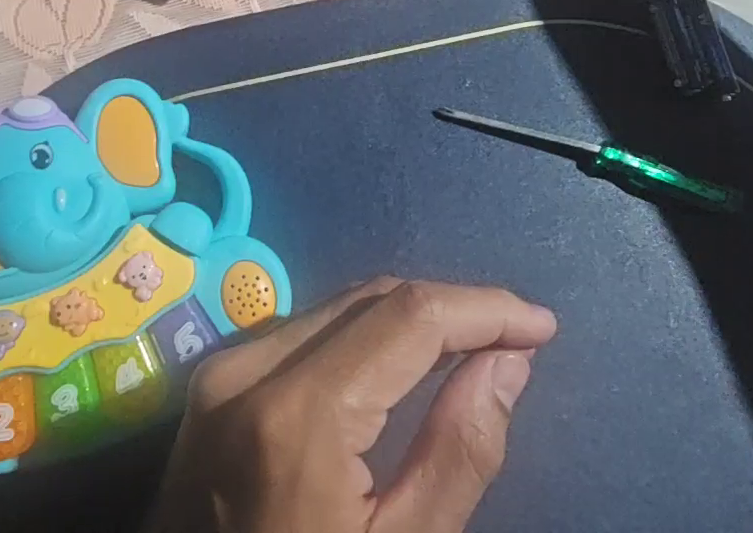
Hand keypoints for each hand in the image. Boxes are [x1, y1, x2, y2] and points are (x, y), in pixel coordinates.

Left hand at [143, 278, 557, 532]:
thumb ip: (458, 452)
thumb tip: (508, 359)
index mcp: (295, 416)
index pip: (408, 318)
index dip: (484, 310)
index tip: (541, 327)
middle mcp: (248, 368)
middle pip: (373, 300)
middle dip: (451, 309)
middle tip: (513, 340)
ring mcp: (221, 369)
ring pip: (339, 308)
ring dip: (409, 318)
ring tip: (471, 345)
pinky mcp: (211, 380)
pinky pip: (305, 331)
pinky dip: (363, 335)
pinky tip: (401, 359)